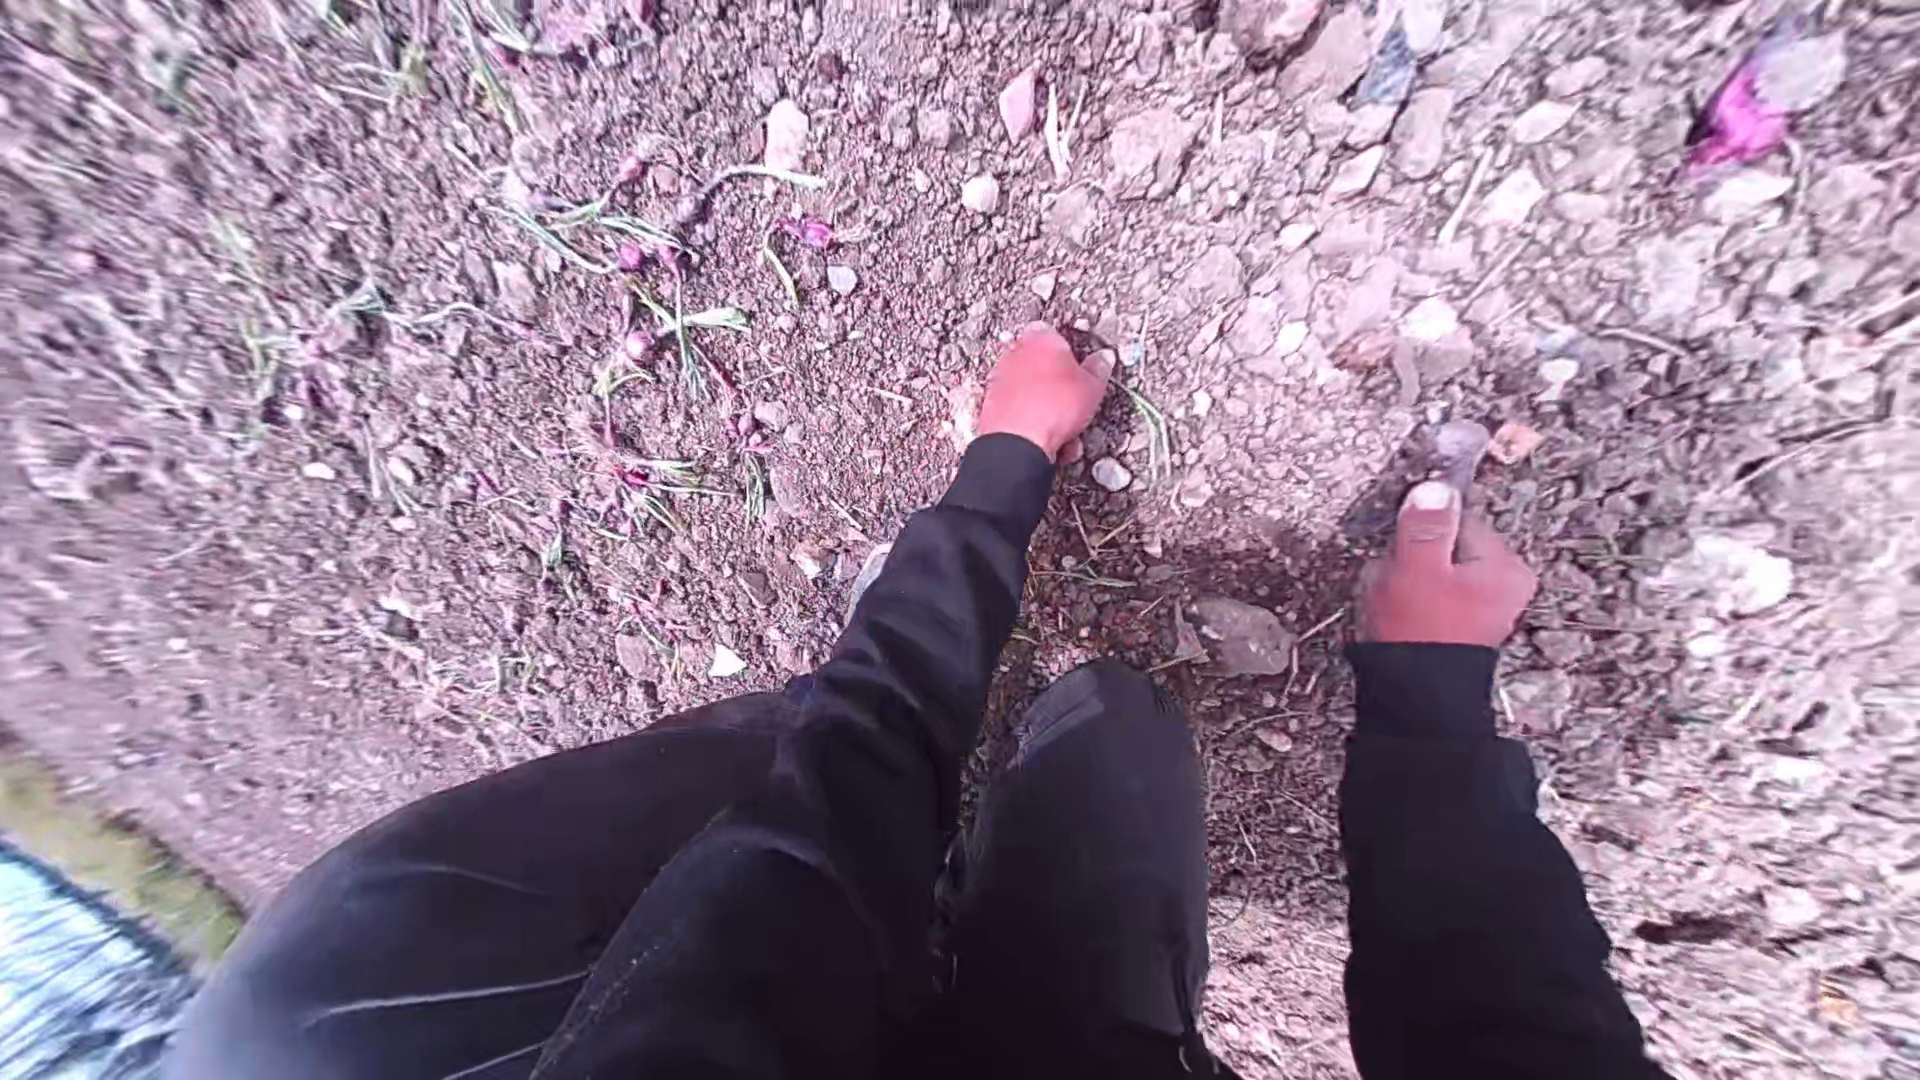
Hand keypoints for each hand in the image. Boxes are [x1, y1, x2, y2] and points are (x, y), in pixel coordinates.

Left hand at [976, 323, 1113, 462]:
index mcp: (1040, 338)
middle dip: (1058, 388)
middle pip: (1042, 367)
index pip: (1056, 334)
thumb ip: (1098, 369)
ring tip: (1064, 432)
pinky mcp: (990, 407)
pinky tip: (1046, 441)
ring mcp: (999, 380)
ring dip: (1047, 412)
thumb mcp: (1091, 387)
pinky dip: (1031, 425)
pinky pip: (1018, 413)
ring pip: (1031, 394)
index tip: (1082, 370)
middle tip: (1074, 406)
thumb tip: (1103, 360)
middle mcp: (1015, 355)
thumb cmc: (1052, 408)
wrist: (1016, 442)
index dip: (1070, 353)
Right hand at [1358, 481, 1536, 645]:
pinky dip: (1410, 594)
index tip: (1400, 547)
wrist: (1413, 688)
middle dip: (1411, 556)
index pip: (1457, 520)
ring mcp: (1484, 602)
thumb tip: (1434, 488)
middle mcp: (1505, 582)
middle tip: (1397, 578)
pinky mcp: (1462, 618)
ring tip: (1394, 597)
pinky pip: (1431, 589)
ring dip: (1406, 576)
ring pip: (1433, 567)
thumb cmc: (1418, 629)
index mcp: (1505, 566)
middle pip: (1445, 544)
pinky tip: (1398, 609)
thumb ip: (1426, 527)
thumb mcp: (1416, 569)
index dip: (1420, 529)